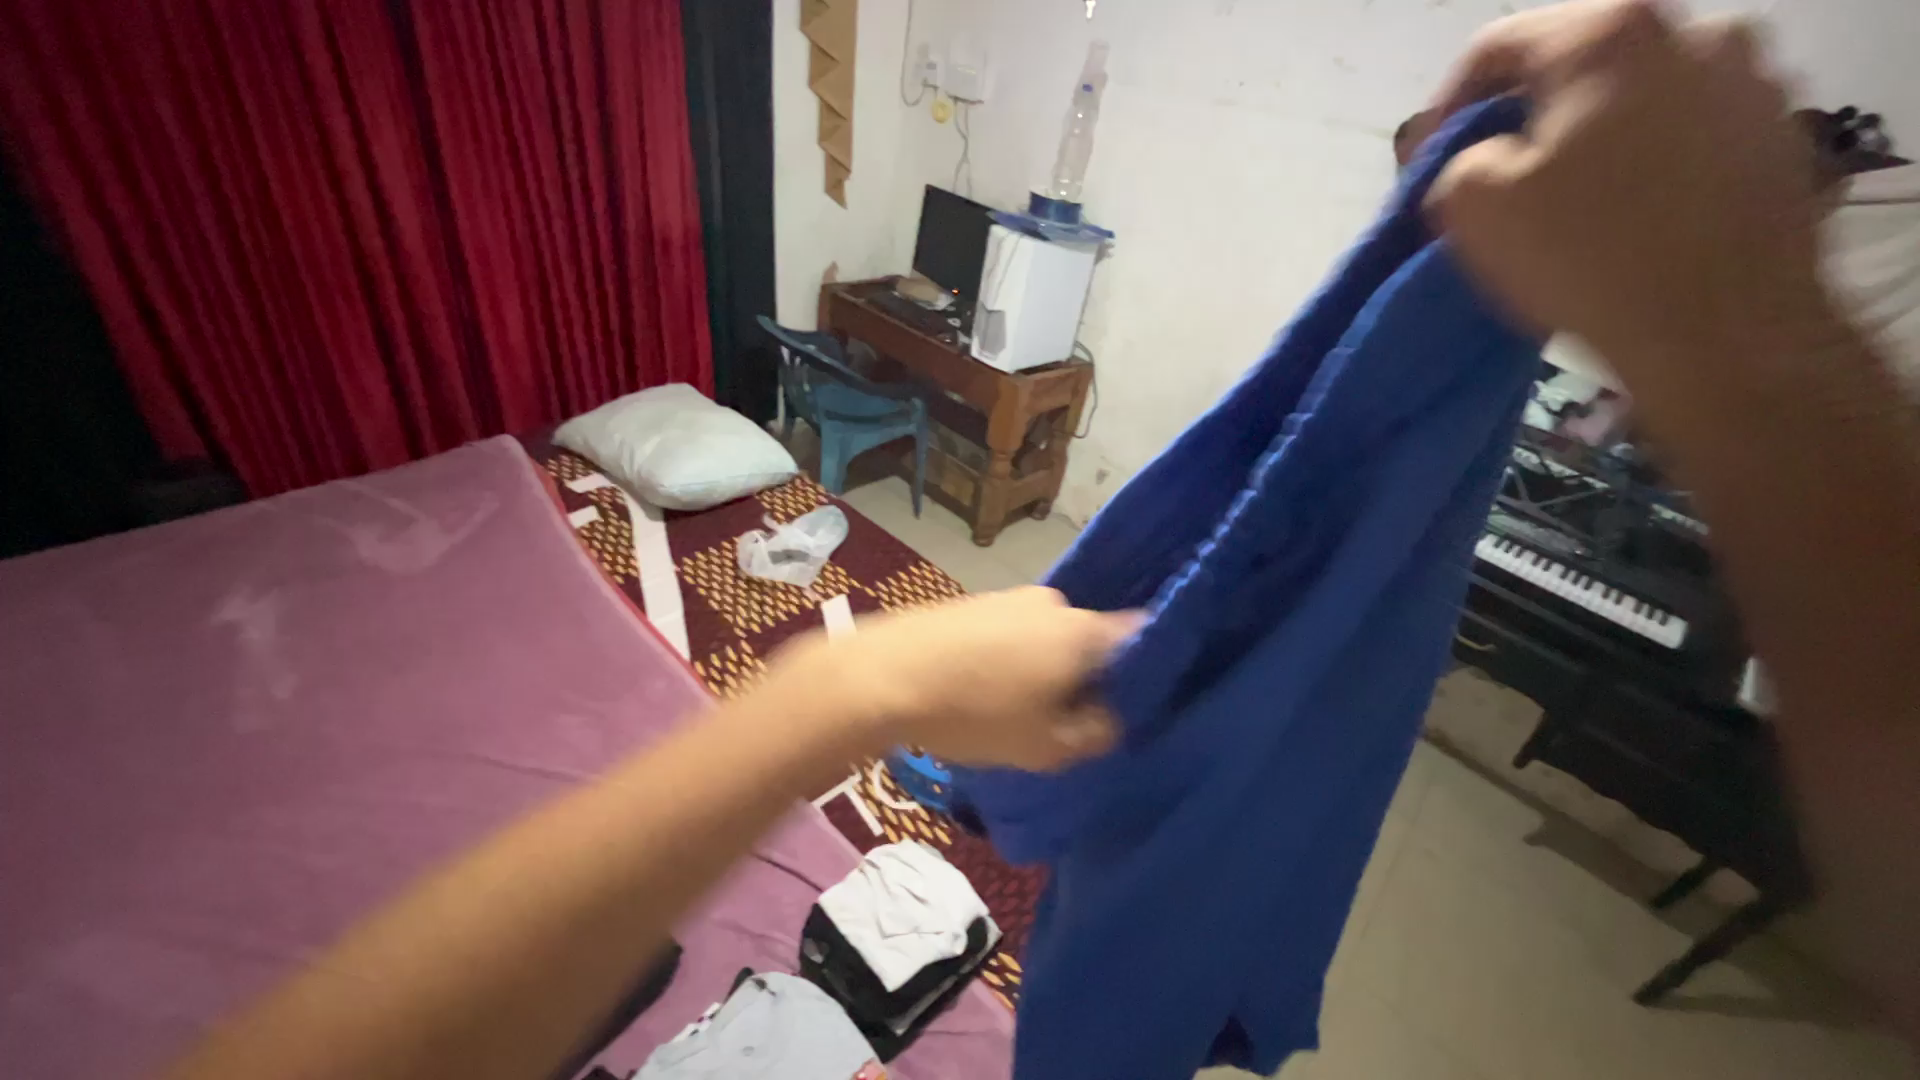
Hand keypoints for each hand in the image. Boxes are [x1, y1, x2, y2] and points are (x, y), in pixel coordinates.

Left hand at [766, 587, 1139, 771]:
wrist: (881, 675)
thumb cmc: (974, 714)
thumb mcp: (1046, 747)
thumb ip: (1096, 733)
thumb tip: (1110, 716)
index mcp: (1084, 631)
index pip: (1141, 637)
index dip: (1143, 671)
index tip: (1127, 704)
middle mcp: (1054, 601)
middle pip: (1089, 640)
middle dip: (1084, 676)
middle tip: (1063, 718)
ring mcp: (1009, 595)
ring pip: (1047, 636)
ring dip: (1042, 667)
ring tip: (1012, 707)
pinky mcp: (973, 599)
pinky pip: (1010, 630)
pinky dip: (1008, 657)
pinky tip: (981, 686)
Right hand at [1424, 0, 1831, 362]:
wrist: (1719, 324)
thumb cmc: (1582, 254)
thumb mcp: (1470, 206)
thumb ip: (1453, 161)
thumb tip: (1478, 156)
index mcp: (1606, 34)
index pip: (1495, 47)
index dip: (1443, 107)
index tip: (1428, 164)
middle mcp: (1695, 28)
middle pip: (1570, 66)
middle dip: (1520, 121)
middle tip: (1492, 182)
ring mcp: (1753, 75)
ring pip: (1632, 96)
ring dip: (1585, 138)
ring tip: (1562, 202)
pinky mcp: (1780, 130)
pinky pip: (1685, 130)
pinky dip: (1643, 160)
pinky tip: (1624, 214)